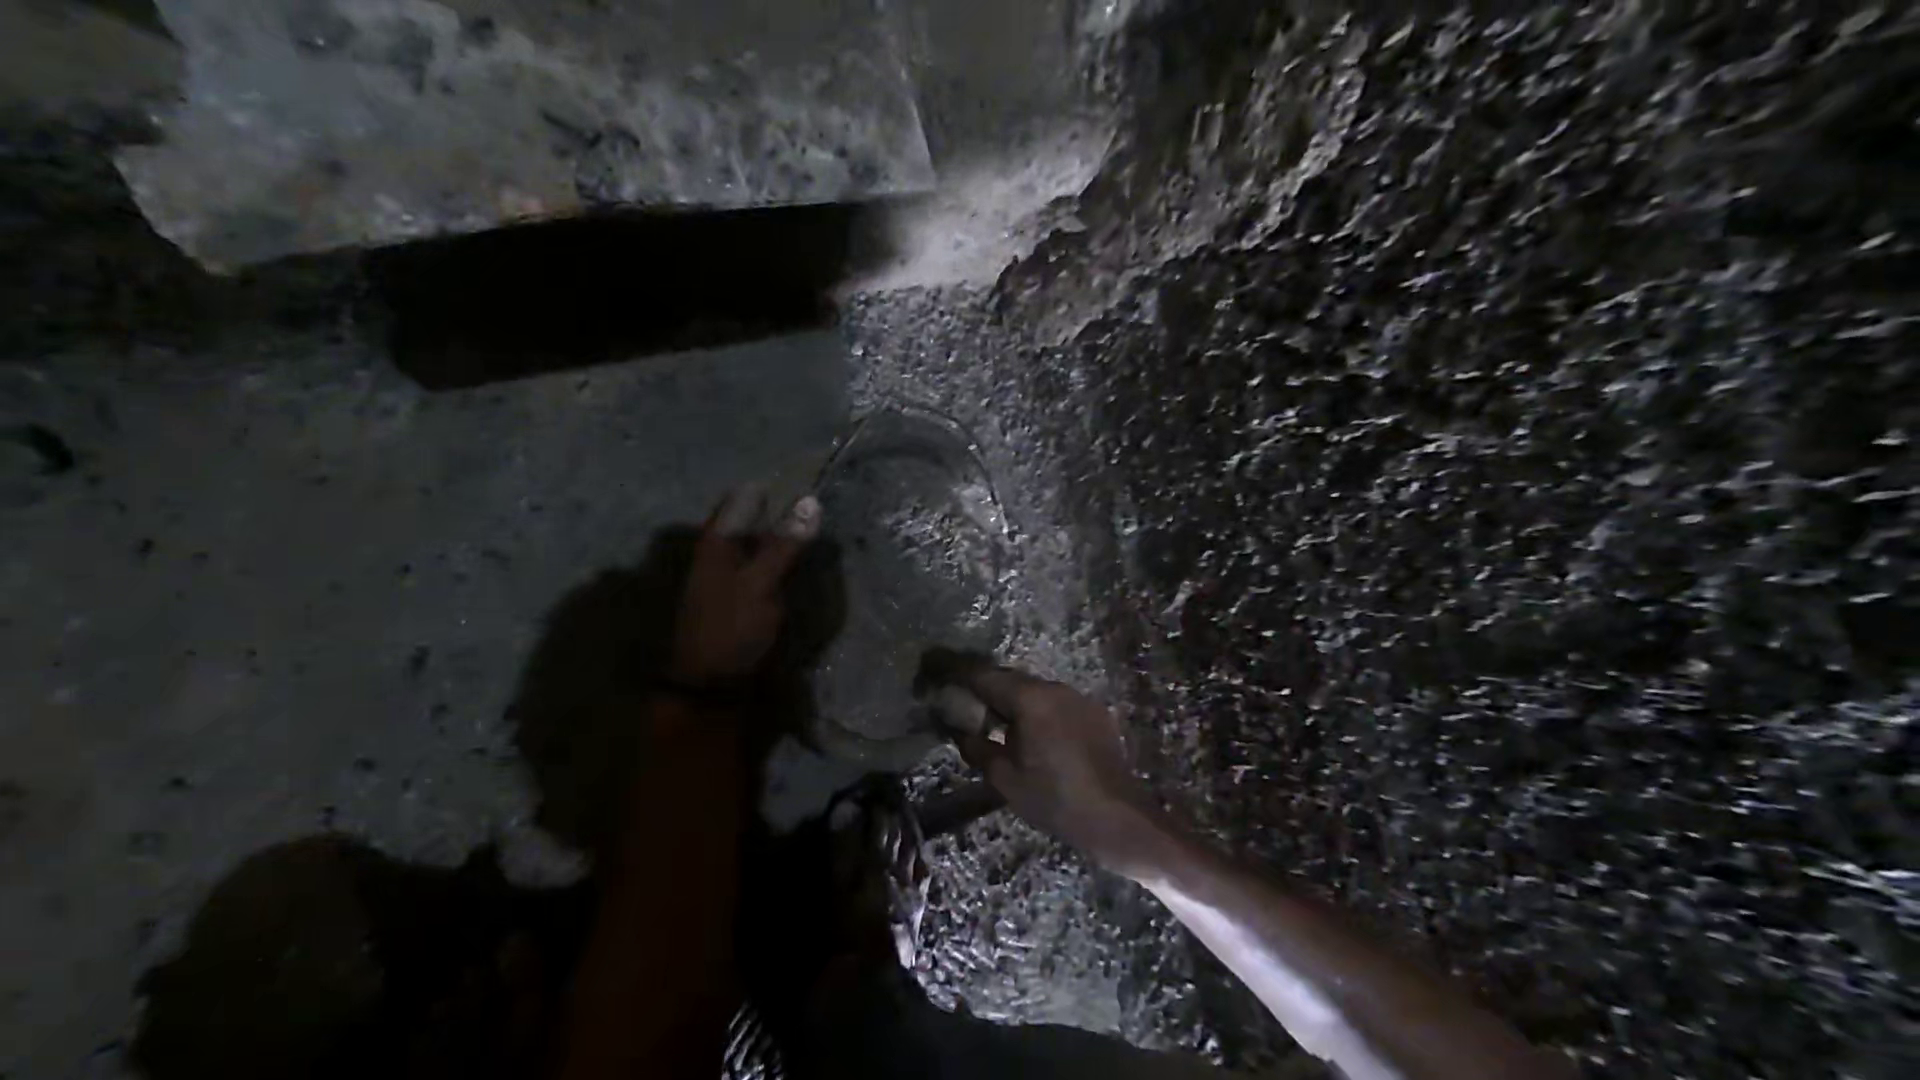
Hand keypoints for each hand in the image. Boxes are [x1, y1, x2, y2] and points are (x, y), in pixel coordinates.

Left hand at [669, 486, 820, 686]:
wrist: (712, 684)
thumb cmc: (732, 628)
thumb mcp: (761, 583)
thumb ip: (784, 543)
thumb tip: (811, 500)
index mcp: (716, 542)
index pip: (743, 497)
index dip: (774, 489)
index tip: (808, 487)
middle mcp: (720, 552)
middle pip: (754, 519)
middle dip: (785, 513)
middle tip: (822, 510)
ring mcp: (731, 575)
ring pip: (762, 543)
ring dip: (788, 539)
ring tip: (822, 533)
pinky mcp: (744, 596)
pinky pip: (767, 567)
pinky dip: (785, 563)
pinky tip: (806, 565)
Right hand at [956, 667, 1166, 875]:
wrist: (1118, 817)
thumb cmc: (1056, 800)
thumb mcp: (1005, 779)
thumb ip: (977, 747)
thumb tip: (959, 730)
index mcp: (1030, 699)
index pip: (984, 676)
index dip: (957, 672)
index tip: (935, 669)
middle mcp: (1055, 688)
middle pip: (1010, 679)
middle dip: (985, 688)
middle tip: (963, 703)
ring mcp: (1079, 698)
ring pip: (1035, 691)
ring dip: (1013, 701)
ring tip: (997, 724)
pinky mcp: (1095, 712)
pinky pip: (1056, 703)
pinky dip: (1037, 711)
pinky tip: (1032, 735)